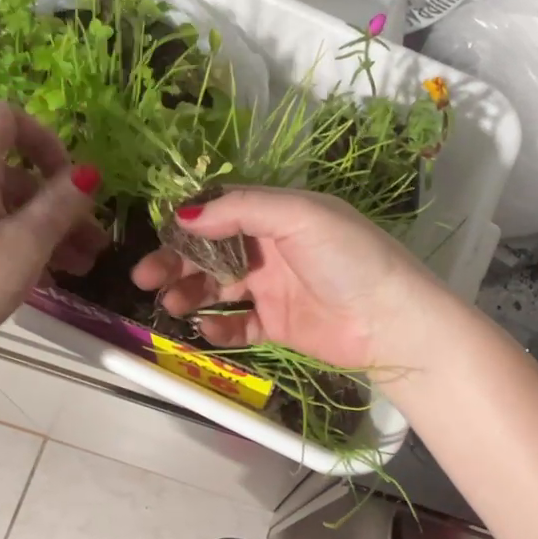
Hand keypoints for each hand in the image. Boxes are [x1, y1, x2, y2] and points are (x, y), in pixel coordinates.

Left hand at [0, 103, 103, 384]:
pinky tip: (31, 277)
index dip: (48, 141)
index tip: (73, 183)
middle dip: (55, 204)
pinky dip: (4, 239)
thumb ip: (59, 208)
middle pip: (7, 171)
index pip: (7, 118)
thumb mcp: (21, 250)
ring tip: (73, 271)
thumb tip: (88, 175)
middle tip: (92, 247)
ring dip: (37, 228)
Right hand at [130, 187, 449, 369]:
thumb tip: (182, 215)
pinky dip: (218, 326)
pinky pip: (237, 323)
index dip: (186, 224)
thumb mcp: (298, 216)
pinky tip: (205, 328)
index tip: (157, 238)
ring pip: (218, 287)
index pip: (220, 212)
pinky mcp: (278, 325)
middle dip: (176, 262)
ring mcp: (273, 288)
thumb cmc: (349, 258)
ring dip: (190, 293)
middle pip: (211, 251)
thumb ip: (241, 210)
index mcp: (277, 214)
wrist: (391, 321)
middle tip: (146, 279)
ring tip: (170, 305)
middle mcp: (271, 247)